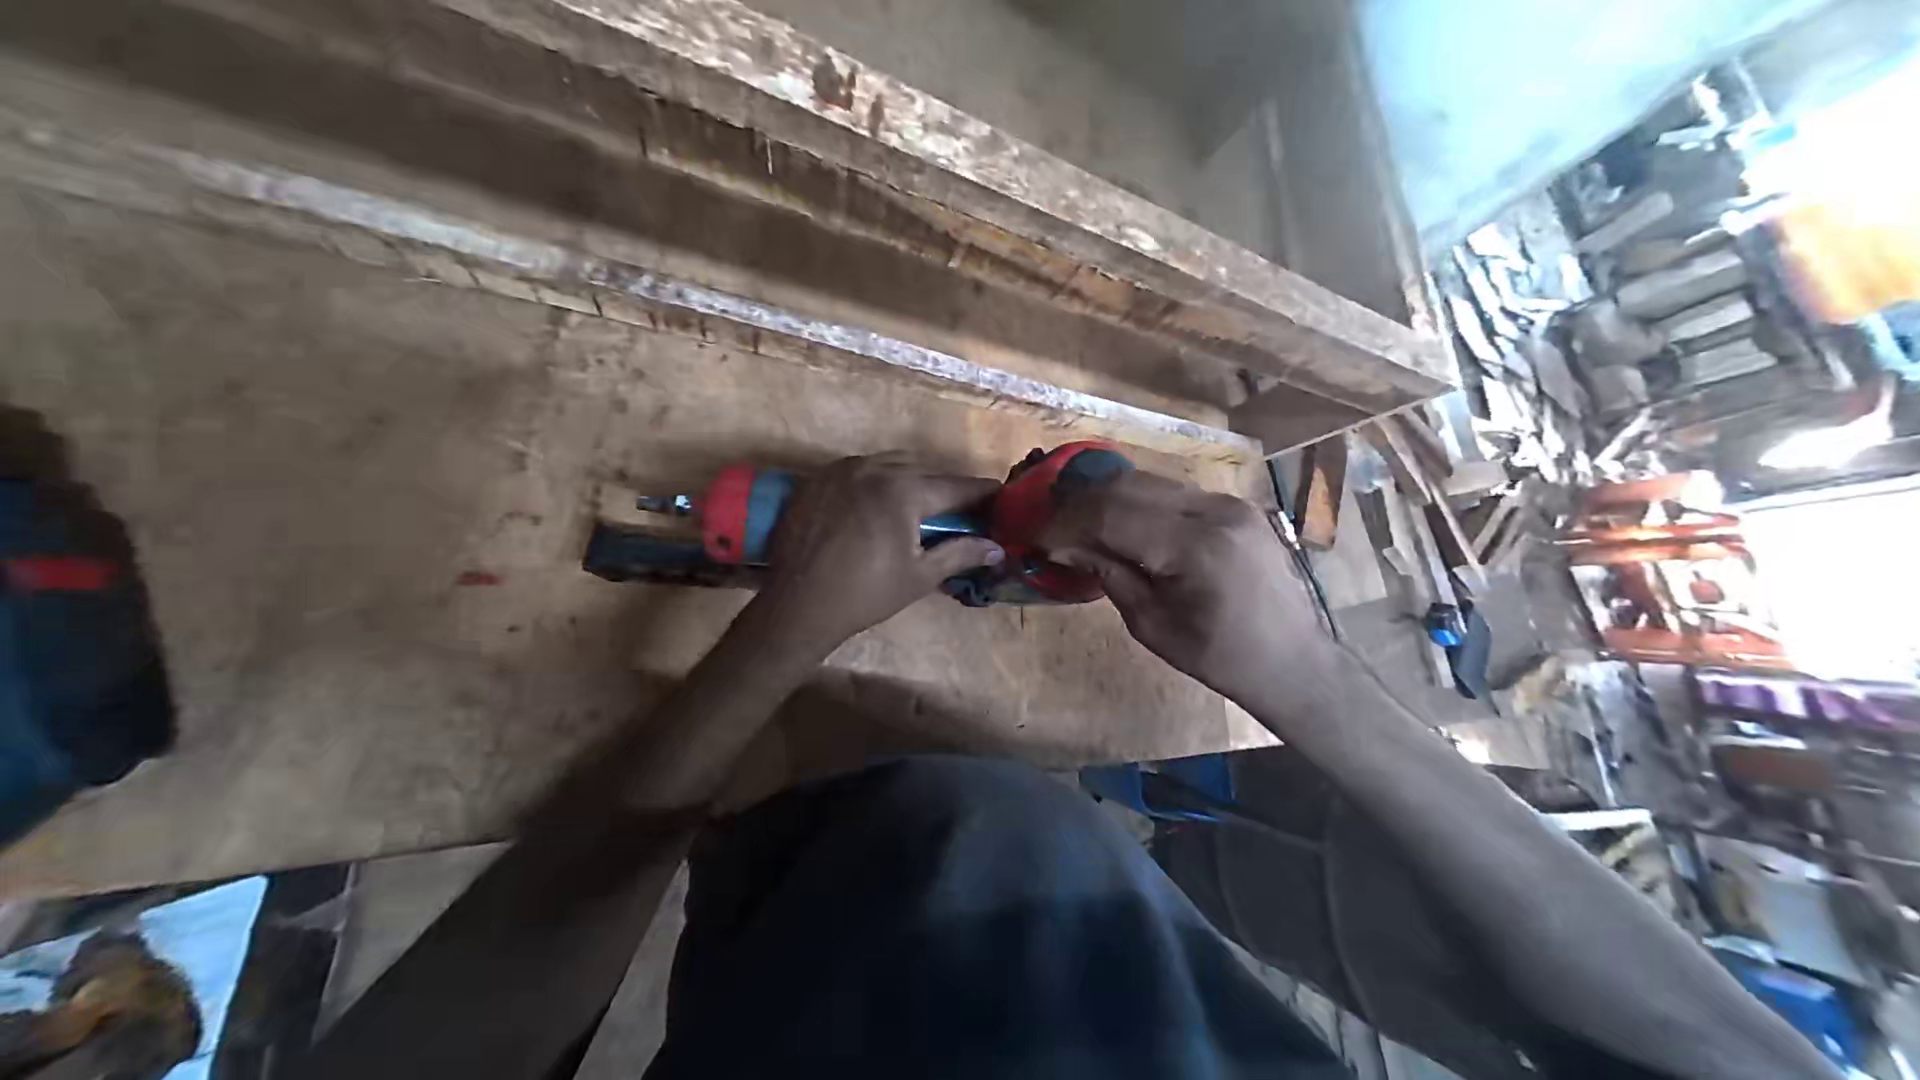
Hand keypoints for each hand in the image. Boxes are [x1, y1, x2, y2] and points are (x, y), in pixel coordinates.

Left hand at [755, 454, 1004, 646]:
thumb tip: (997, 549)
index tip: (1000, 497)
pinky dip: (876, 482)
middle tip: (959, 512)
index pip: (955, 486)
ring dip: (910, 481)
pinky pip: (858, 471)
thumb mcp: (920, 575)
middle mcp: (873, 467)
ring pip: (889, 464)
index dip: (981, 492)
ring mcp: (840, 470)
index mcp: (903, 489)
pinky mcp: (816, 479)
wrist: (797, 605)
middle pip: (923, 470)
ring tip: (918, 508)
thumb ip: (961, 553)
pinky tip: (877, 507)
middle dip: (944, 488)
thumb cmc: (865, 593)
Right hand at [1037, 470, 1334, 704]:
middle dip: (1080, 504)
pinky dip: (1136, 501)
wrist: (1293, 658)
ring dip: (1106, 498)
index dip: (1066, 523)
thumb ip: (1109, 573)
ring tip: (1078, 523)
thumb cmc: (1220, 657)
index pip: (1112, 514)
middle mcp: (1214, 510)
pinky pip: (1172, 491)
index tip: (1037, 538)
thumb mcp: (1152, 624)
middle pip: (1128, 486)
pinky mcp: (1233, 504)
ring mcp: (1229, 502)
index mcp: (1196, 548)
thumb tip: (1065, 544)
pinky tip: (1118, 522)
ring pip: (1148, 481)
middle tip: (1051, 527)